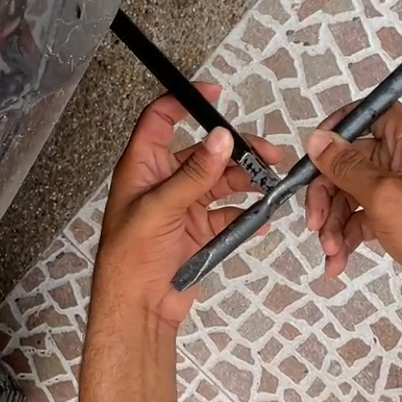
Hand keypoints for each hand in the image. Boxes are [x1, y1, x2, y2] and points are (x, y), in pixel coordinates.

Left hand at [94, 87, 281, 327]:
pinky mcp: (198, 232)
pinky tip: (262, 217)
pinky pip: (227, 216)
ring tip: (271, 184)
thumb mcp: (161, 208)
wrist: (139, 307)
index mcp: (143, 168)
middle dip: (235, 151)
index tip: (215, 94)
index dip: (184, 103)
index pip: (161, 121)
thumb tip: (221, 138)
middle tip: (266, 154)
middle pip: (203, 152)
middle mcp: (164, 183)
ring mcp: (183, 208)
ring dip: (246, 181)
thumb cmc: (131, 257)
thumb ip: (194, 174)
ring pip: (220, 183)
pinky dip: (246, 215)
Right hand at [303, 103, 401, 315]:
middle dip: (328, 193)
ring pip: (355, 195)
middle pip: (353, 162)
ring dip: (336, 222)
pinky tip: (338, 262)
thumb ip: (346, 167)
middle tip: (314, 221)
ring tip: (330, 251)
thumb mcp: (383, 195)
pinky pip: (365, 219)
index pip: (372, 114)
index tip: (315, 153)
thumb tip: (317, 140)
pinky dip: (349, 237)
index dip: (341, 127)